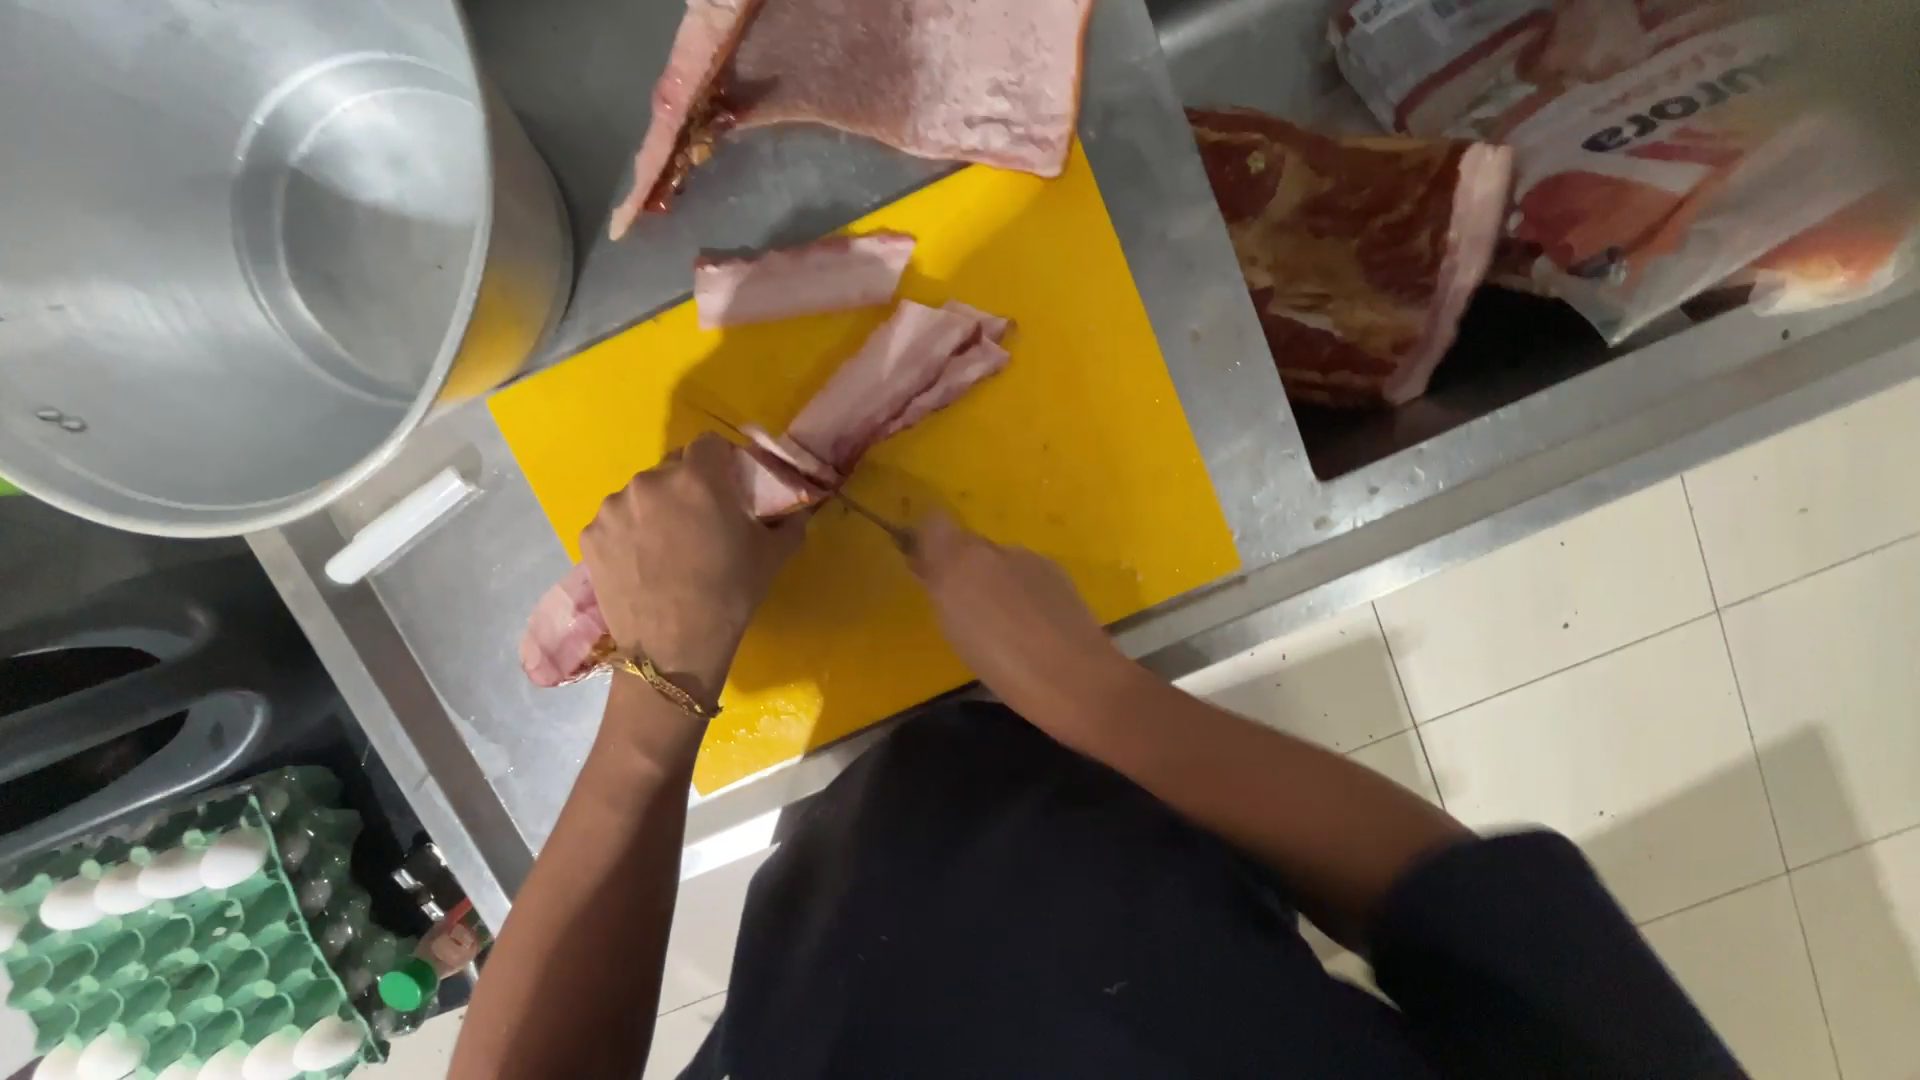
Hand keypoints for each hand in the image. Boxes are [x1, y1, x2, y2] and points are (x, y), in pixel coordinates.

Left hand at [580, 435, 806, 701]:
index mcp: (698, 478)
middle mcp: (651, 481)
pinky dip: (630, 534)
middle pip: (673, 467)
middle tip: (700, 522)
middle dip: (688, 486)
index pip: (709, 443)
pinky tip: (643, 564)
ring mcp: (614, 507)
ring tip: (668, 549)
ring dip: (656, 509)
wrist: (674, 649)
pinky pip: (617, 521)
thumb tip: (798, 509)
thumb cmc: (731, 596)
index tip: (728, 487)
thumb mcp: (773, 555)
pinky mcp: (591, 534)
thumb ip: (789, 521)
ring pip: (642, 494)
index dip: (721, 462)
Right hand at [909, 514, 1131, 720]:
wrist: (1081, 683)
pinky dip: (1020, 595)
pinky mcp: (1061, 578)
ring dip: (992, 585)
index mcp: (965, 559)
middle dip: (961, 570)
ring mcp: (1034, 563)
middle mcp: (1000, 550)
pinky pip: (1025, 578)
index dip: (929, 544)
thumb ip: (939, 585)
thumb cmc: (1006, 666)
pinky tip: (1029, 630)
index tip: (927, 576)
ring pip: (999, 564)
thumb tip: (925, 558)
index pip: (936, 524)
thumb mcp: (956, 630)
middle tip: (962, 613)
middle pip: (969, 546)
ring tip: (999, 629)